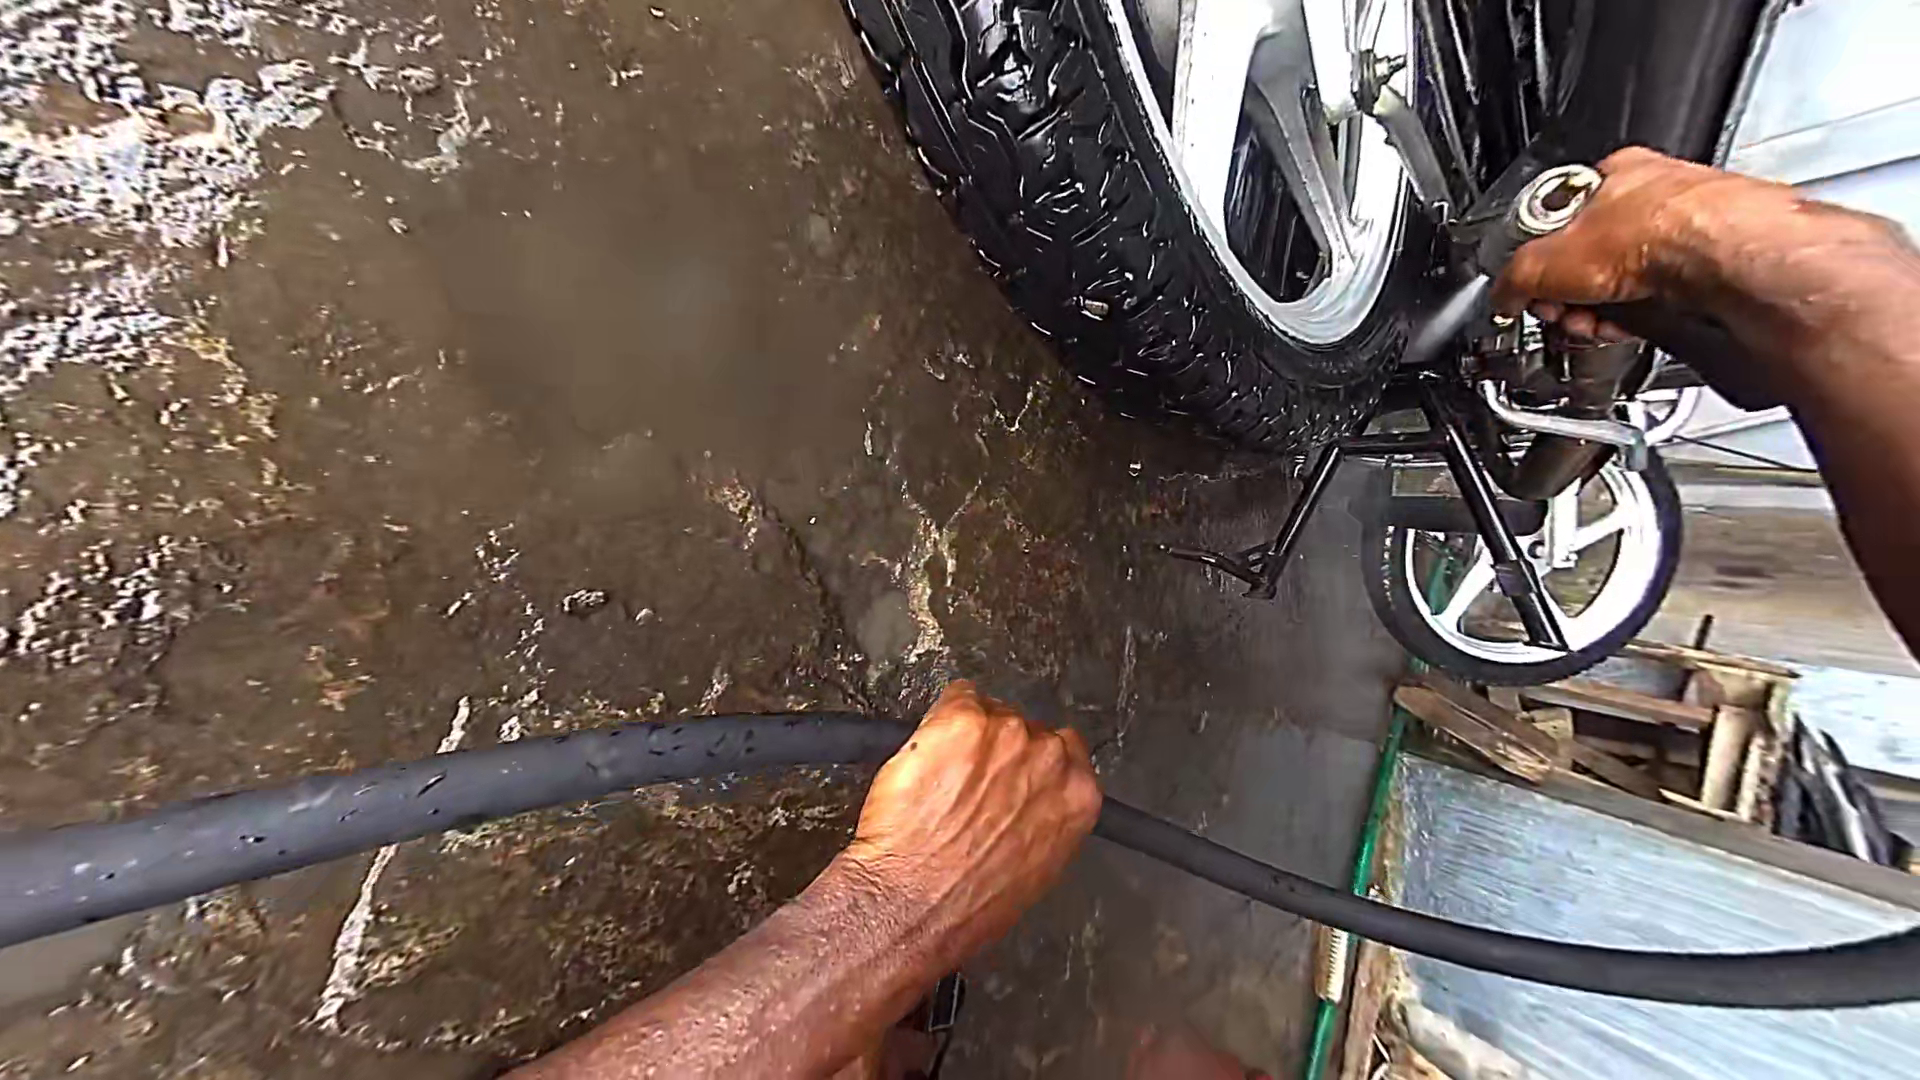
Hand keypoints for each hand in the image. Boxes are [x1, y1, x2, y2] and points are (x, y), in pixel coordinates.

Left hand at [839, 681, 1101, 966]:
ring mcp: (1005, 733)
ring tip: (945, 776)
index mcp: (1076, 794)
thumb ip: (1046, 812)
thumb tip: (1031, 793)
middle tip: (969, 778)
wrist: (913, 902)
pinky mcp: (962, 720)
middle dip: (998, 746)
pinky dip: (940, 718)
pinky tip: (930, 754)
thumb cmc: (968, 900)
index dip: (1032, 757)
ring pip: (988, 709)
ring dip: (968, 733)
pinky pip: (956, 696)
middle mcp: (1048, 756)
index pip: (1067, 746)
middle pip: (1024, 725)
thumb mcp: (1037, 863)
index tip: (1014, 765)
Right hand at [1491, 146, 1794, 339]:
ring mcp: (1682, 221)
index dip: (1528, 261)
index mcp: (1609, 173)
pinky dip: (1629, 312)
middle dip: (1562, 294)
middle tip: (1558, 308)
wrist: (1730, 256)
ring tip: (1592, 319)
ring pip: (1611, 279)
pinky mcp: (1705, 254)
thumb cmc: (1654, 236)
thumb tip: (1503, 299)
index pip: (1546, 222)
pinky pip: (1647, 292)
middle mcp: (1650, 191)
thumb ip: (1507, 281)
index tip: (1524, 285)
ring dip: (1591, 309)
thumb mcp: (1536, 264)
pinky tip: (1624, 320)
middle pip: (1578, 258)